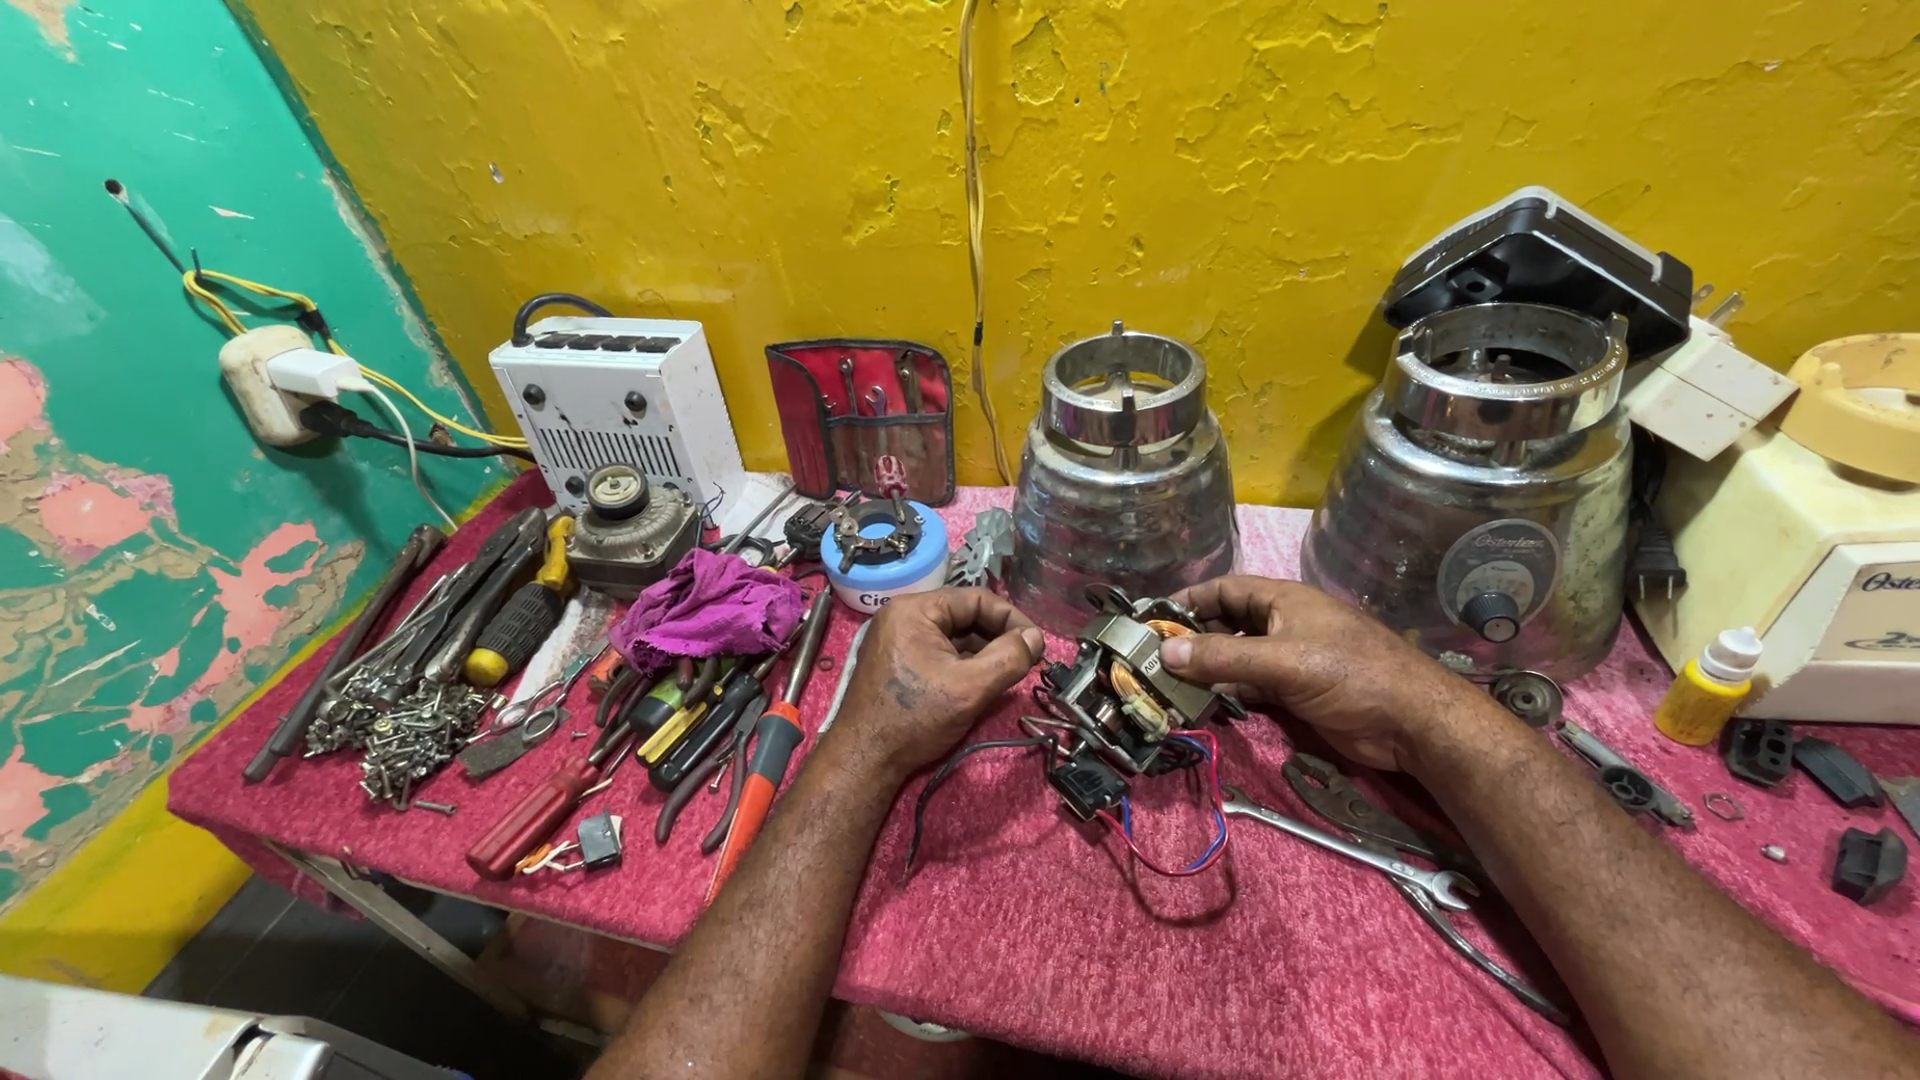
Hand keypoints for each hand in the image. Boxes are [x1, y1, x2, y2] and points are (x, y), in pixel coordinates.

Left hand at [823, 588, 1045, 782]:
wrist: (864, 759)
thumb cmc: (914, 719)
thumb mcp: (970, 688)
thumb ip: (1008, 658)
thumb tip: (1036, 638)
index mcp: (915, 610)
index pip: (976, 599)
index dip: (1012, 619)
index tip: (1037, 643)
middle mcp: (903, 616)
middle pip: (964, 615)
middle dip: (998, 636)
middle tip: (1026, 660)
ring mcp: (898, 639)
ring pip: (954, 635)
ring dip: (983, 651)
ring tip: (1008, 672)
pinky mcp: (898, 661)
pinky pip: (939, 651)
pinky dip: (964, 663)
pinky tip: (981, 681)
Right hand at [1160, 576, 1488, 771]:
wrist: (1413, 724)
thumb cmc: (1351, 674)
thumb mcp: (1283, 661)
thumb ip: (1223, 657)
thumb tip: (1164, 652)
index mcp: (1283, 599)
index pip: (1225, 589)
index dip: (1189, 600)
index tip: (1153, 618)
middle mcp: (1283, 623)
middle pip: (1226, 623)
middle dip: (1192, 637)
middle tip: (1153, 656)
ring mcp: (1290, 658)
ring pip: (1236, 657)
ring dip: (1206, 668)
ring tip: (1169, 682)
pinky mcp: (1295, 690)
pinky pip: (1250, 684)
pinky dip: (1227, 691)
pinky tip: (1204, 702)